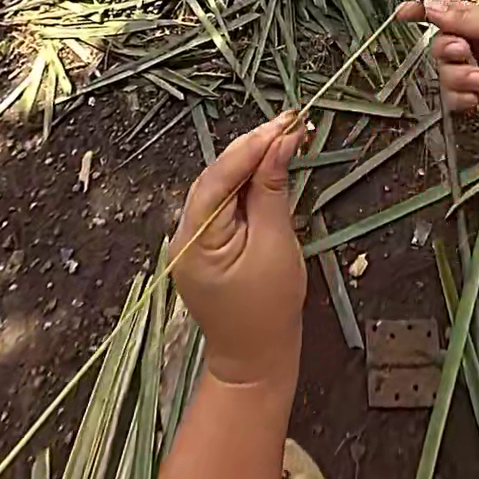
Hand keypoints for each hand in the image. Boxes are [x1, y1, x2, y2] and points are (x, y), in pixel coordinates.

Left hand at [168, 112, 306, 386]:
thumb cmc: (270, 306)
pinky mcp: (209, 241)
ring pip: (224, 185)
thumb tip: (282, 143)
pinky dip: (251, 181)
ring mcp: (194, 237)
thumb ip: (274, 190)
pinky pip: (228, 201)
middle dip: (255, 147)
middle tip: (293, 122)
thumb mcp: (277, 244)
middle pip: (219, 176)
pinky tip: (271, 165)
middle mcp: (185, 232)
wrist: (256, 356)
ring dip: (255, 160)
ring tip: (288, 136)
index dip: (252, 146)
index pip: (219, 177)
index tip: (287, 122)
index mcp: (194, 239)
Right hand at [397, 0, 478, 132]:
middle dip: (447, 50)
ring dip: (459, 76)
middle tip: (464, 51)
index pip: (447, 15)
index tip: (404, 14)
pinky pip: (455, 99)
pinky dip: (463, 97)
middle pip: (441, 47)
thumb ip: (464, 17)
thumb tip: (432, 6)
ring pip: (446, 74)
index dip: (424, 13)